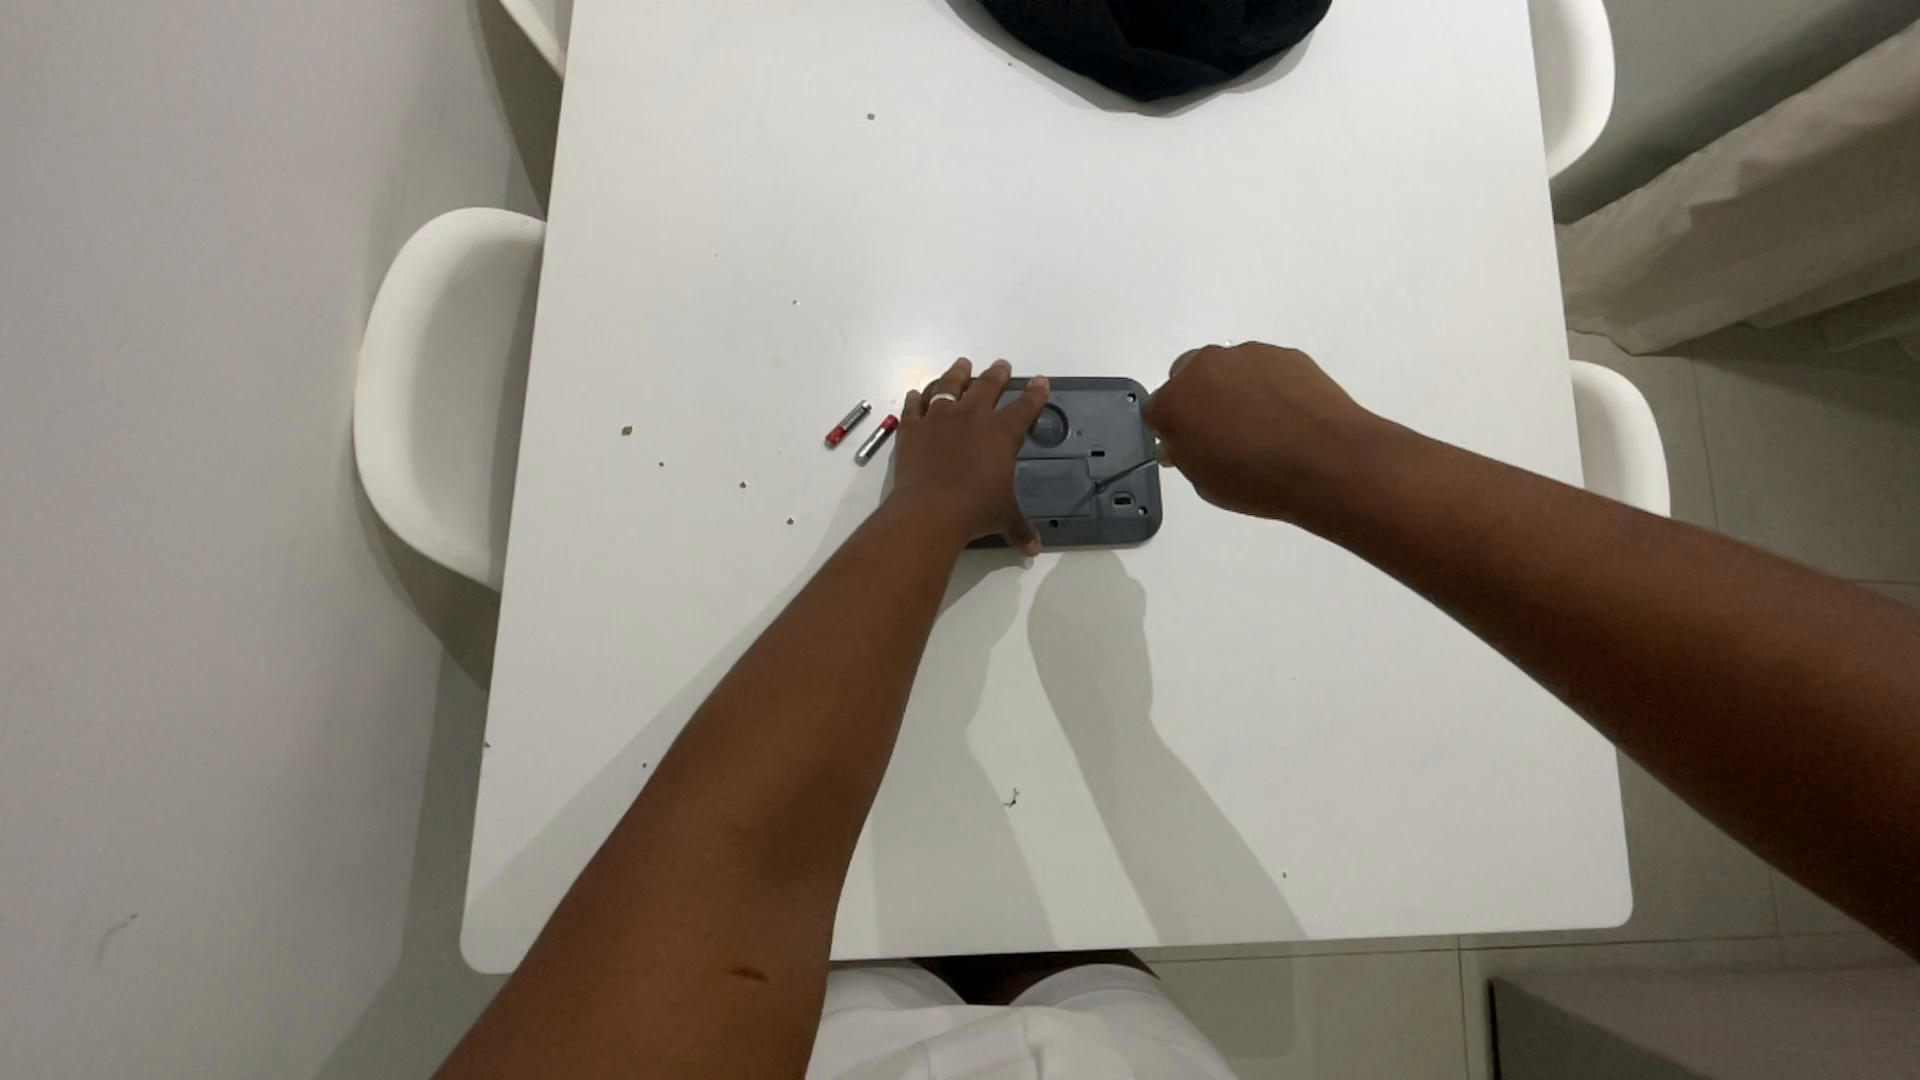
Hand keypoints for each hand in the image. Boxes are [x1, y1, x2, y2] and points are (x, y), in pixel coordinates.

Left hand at [890, 358, 1050, 554]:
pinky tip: (917, 394)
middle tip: (1002, 364)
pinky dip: (916, 399)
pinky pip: (914, 407)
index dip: (1035, 394)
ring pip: (950, 386)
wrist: (931, 510)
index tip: (1040, 381)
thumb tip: (1035, 548)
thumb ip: (1020, 529)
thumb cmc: (975, 510)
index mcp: (1001, 433)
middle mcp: (972, 417)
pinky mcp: (912, 429)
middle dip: (997, 374)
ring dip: (957, 374)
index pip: (1024, 407)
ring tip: (962, 364)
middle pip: (987, 387)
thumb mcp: (1004, 518)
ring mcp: (939, 419)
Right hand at [1143, 343, 1394, 523]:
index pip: (1155, 412)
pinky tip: (1285, 416)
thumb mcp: (1203, 480)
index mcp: (1174, 401)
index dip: (1170, 432)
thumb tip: (1187, 440)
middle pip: (1186, 377)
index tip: (1187, 448)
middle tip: (1219, 432)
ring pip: (1226, 370)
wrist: (1328, 462)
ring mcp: (1246, 356)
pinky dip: (1265, 386)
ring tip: (1260, 426)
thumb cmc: (1255, 480)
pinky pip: (1262, 369)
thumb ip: (1185, 452)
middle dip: (1196, 400)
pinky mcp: (1284, 354)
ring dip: (1231, 390)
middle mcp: (1203, 368)